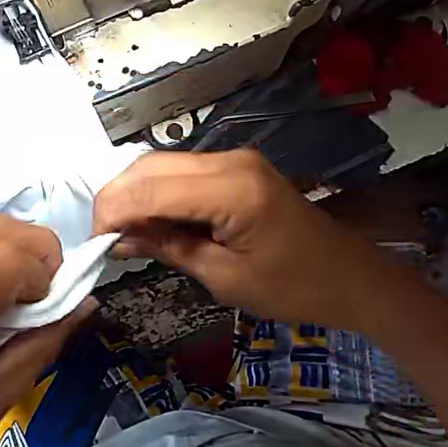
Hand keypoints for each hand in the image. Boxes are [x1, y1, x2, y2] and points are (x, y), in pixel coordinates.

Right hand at [93, 150, 383, 328]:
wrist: (352, 278)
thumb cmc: (293, 287)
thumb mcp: (223, 277)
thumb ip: (167, 248)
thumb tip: (118, 240)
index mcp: (232, 190)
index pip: (149, 189)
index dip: (112, 213)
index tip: (95, 244)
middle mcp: (229, 161)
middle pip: (148, 166)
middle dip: (115, 199)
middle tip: (102, 238)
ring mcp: (233, 159)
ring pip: (158, 164)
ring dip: (132, 194)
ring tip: (120, 231)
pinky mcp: (234, 167)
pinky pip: (178, 171)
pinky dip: (154, 192)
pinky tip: (148, 219)